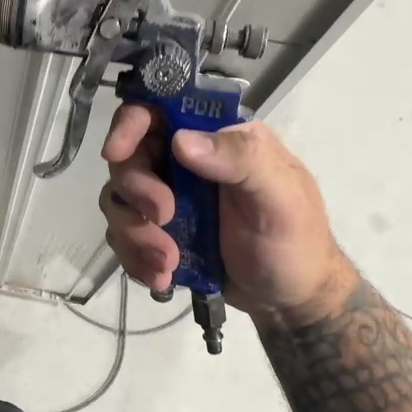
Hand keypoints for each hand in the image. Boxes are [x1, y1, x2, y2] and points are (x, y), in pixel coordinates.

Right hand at [99, 103, 355, 323]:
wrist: (288, 301)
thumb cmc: (295, 242)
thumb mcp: (280, 197)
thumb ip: (241, 160)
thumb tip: (182, 140)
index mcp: (217, 138)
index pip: (161, 109)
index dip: (130, 124)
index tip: (116, 152)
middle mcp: (185, 161)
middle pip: (128, 157)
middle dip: (137, 191)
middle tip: (164, 218)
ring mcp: (168, 197)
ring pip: (118, 199)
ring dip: (135, 233)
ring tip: (168, 263)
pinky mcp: (157, 232)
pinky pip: (122, 235)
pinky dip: (135, 258)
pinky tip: (163, 277)